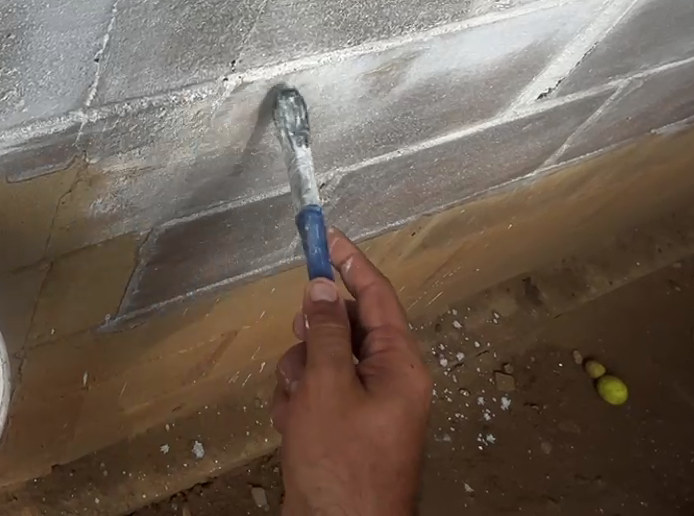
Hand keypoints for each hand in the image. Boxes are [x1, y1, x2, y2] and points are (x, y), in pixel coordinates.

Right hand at [270, 230, 431, 515]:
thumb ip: (326, 330)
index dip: (350, 261)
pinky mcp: (345, 423)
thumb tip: (325, 285)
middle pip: (345, 324)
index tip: (324, 234)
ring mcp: (367, 403)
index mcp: (400, 365)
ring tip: (295, 403)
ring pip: (323, 355)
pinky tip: (293, 423)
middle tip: (298, 340)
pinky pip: (316, 386)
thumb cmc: (340, 459)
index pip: (377, 295)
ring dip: (299, 371)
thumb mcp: (326, 385)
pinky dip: (298, 397)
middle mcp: (389, 379)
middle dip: (313, 333)